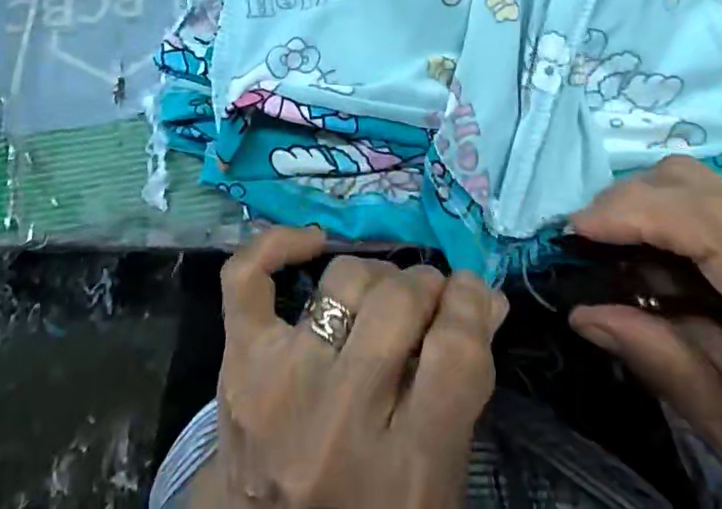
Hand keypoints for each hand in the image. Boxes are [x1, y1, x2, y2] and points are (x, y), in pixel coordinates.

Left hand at [199, 228, 507, 507]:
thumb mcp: (435, 478)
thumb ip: (460, 389)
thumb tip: (483, 299)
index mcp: (406, 465)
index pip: (456, 353)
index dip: (471, 304)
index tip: (472, 291)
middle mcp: (341, 416)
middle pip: (398, 304)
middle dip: (426, 284)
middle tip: (428, 294)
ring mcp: (282, 382)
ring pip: (342, 281)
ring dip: (376, 274)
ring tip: (384, 291)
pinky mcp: (238, 361)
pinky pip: (248, 276)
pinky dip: (279, 244)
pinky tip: (314, 243)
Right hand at [566, 157, 721, 508]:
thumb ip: (672, 373)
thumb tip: (584, 313)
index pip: (707, 223)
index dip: (629, 212)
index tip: (572, 233)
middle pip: (695, 183)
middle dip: (625, 202)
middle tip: (585, 251)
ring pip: (704, 188)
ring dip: (647, 212)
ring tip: (621, 272)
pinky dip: (676, 226)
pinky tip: (667, 282)